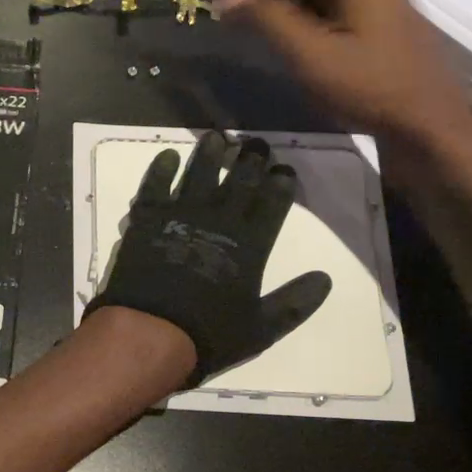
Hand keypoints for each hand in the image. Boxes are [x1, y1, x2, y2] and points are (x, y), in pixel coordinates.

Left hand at [87, 131, 330, 386]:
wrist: (148, 332)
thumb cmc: (206, 333)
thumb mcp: (260, 329)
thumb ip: (293, 304)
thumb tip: (325, 280)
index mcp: (251, 244)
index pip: (273, 204)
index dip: (281, 185)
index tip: (283, 171)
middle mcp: (219, 221)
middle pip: (239, 181)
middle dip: (251, 160)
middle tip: (255, 143)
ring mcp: (180, 218)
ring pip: (198, 175)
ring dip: (208, 154)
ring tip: (215, 138)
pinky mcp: (146, 222)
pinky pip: (154, 188)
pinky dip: (161, 171)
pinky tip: (167, 158)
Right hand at [214, 0, 471, 152]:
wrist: (422, 119)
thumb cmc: (366, 86)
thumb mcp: (310, 54)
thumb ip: (268, 20)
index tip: (223, 5)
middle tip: (232, 22)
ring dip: (278, 3)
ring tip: (251, 33)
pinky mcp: (371, 15)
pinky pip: (326, 2)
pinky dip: (299, 15)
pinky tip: (283, 40)